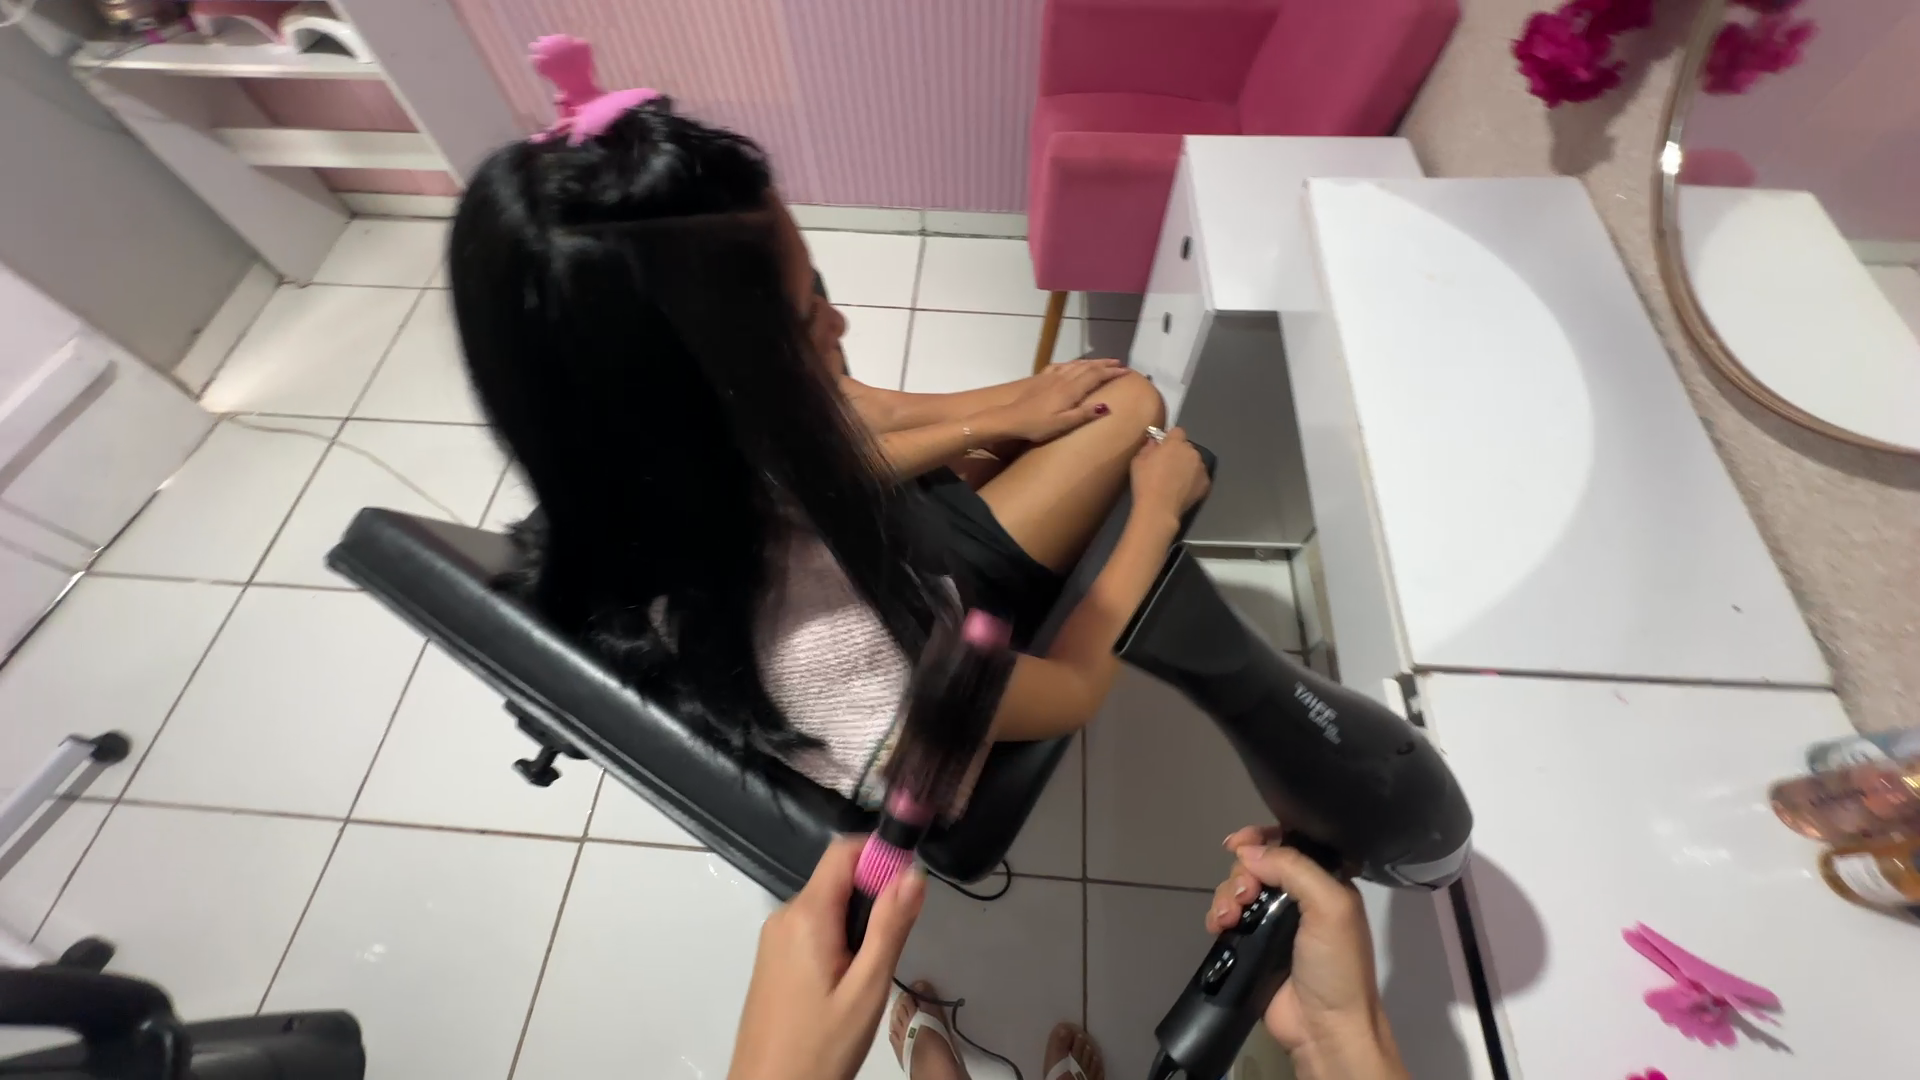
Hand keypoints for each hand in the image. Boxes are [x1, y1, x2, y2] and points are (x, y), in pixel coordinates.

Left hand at [728, 837, 926, 1079]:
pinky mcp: (772, 959)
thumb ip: (890, 927)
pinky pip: (813, 928)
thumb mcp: (866, 990)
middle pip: (838, 878)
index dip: (880, 854)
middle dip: (872, 897)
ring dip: (856, 922)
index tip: (907, 884)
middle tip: (888, 948)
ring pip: (828, 905)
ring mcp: (774, 938)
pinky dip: (836, 939)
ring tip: (866, 976)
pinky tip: (844, 985)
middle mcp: (785, 914)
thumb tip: (913, 871)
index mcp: (807, 914)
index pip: (844, 850)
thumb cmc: (820, 1049)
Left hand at [979, 358, 1127, 442]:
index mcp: (1070, 389)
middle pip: (1087, 367)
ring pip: (1075, 364)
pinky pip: (1061, 366)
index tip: (1126, 371)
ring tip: (1102, 362)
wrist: (1009, 418)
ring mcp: (1051, 377)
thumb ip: (1084, 414)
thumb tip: (1107, 406)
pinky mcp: (1041, 378)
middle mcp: (1063, 379)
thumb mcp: (1062, 424)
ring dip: (1090, 362)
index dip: (1111, 373)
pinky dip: (1072, 363)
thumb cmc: (1036, 425)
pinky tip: (1071, 365)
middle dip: (1104, 364)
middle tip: (1119, 364)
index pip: (1096, 376)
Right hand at [1129, 427, 1209, 520]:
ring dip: (1187, 466)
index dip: (1170, 439)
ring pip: (1194, 461)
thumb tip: (1155, 442)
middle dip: (1179, 453)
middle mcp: (1192, 452)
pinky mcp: (1206, 483)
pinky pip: (1199, 476)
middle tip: (1167, 466)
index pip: (1177, 431)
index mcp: (1175, 443)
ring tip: (1175, 480)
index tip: (1162, 448)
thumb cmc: (1145, 482)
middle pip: (1186, 447)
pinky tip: (1182, 489)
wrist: (1159, 508)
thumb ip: (1148, 447)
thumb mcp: (1137, 461)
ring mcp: (1201, 468)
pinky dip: (1193, 480)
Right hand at [1208, 827, 1406, 1079]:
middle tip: (1245, 895)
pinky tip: (1218, 926)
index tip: (1238, 844)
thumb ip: (1293, 868)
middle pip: (1256, 864)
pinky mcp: (1252, 943)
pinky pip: (1226, 915)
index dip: (1260, 837)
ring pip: (1238, 888)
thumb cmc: (1336, 966)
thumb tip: (1247, 852)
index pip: (1288, 843)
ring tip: (1228, 918)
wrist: (1324, 1030)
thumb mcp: (1330, 907)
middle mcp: (1297, 898)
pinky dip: (1217, 915)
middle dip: (1242, 873)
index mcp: (1323, 883)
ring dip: (1226, 895)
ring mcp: (1273, 921)